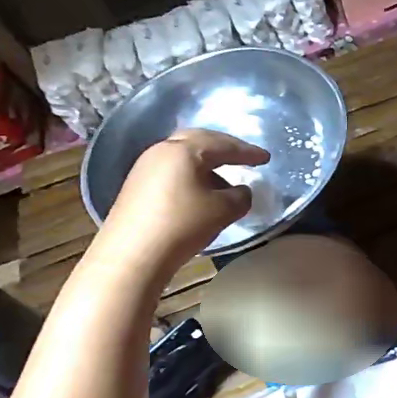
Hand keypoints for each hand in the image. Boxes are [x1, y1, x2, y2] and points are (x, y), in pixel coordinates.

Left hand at [94, 129, 269, 275]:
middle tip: (242, 158)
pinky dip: (190, 179)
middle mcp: (161, 151)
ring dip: (205, 168)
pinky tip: (198, 198)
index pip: (222, 144)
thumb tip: (241, 192)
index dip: (246, 151)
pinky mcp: (134, 188)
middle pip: (198, 143)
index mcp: (184, 150)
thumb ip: (240, 197)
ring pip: (182, 160)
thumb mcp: (222, 211)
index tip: (265, 158)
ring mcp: (144, 168)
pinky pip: (170, 174)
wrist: (131, 255)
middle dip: (222, 150)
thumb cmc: (181, 225)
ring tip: (223, 185)